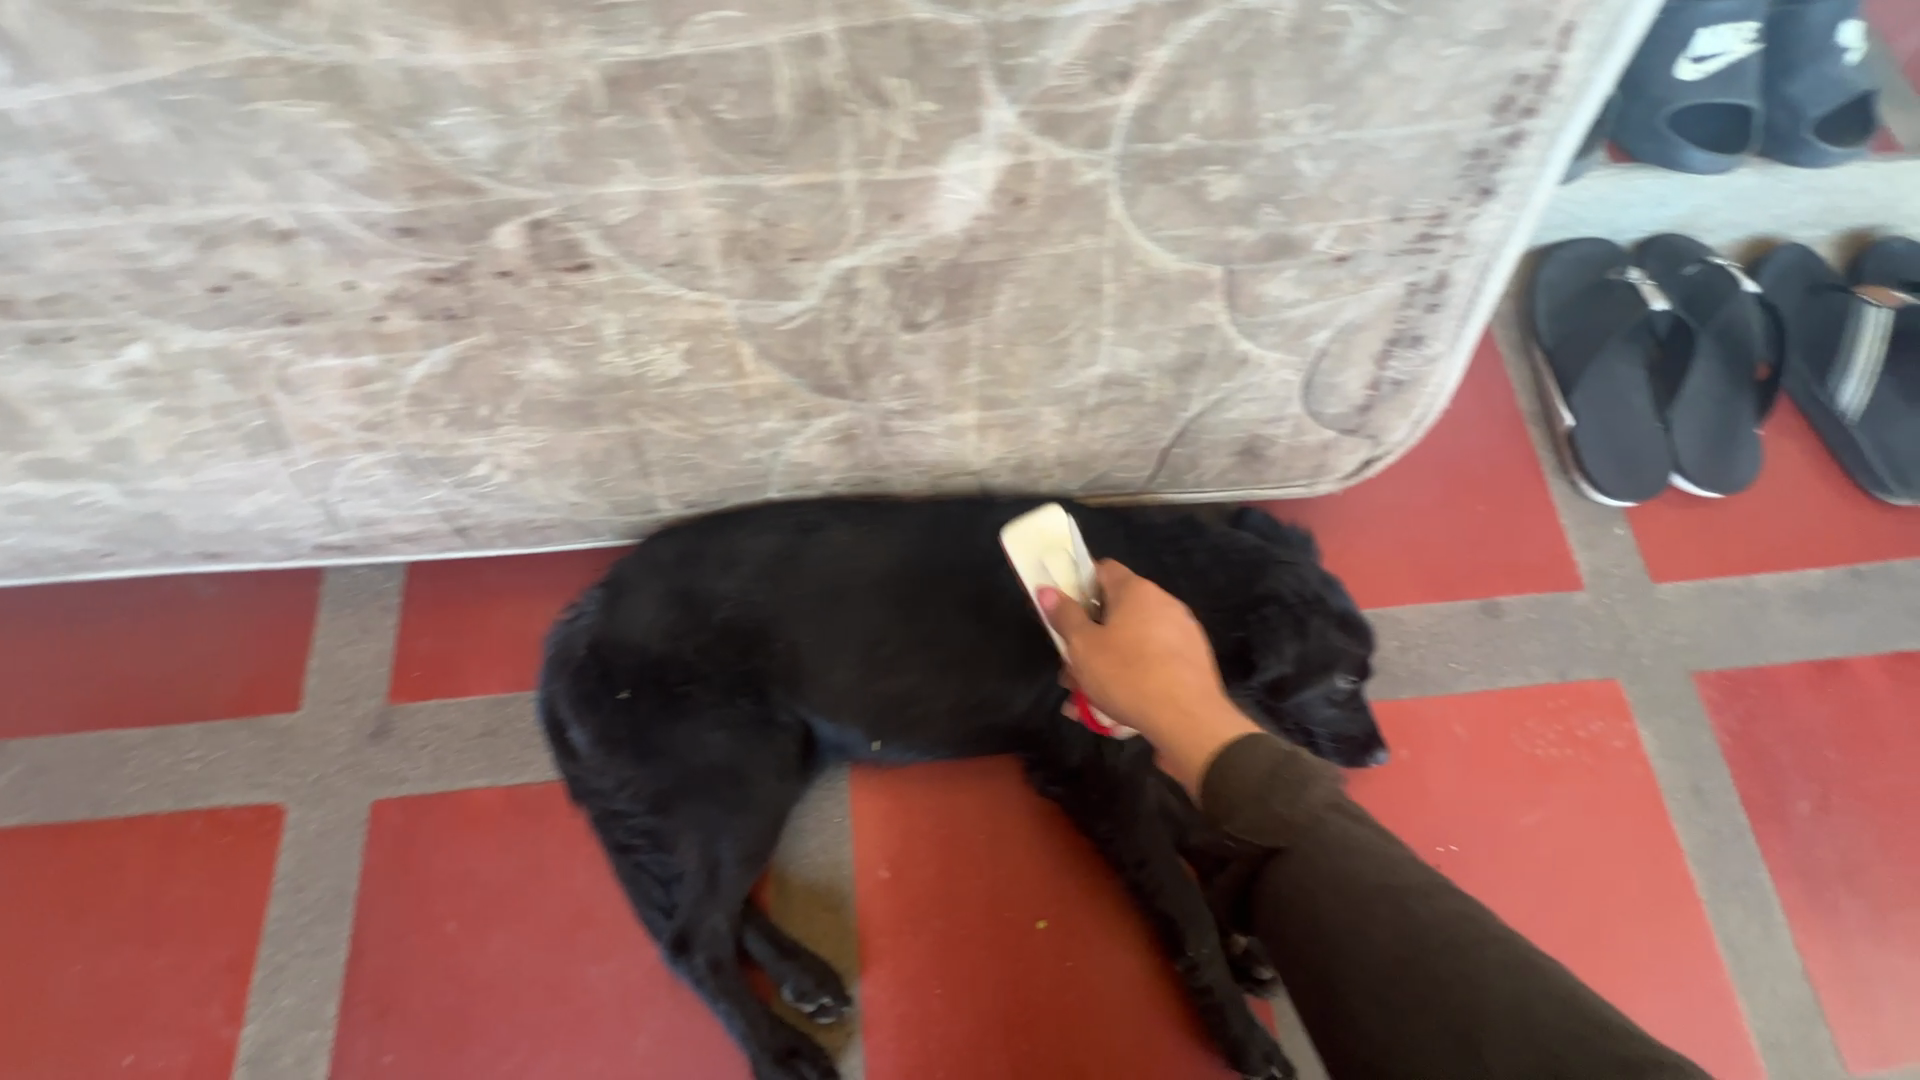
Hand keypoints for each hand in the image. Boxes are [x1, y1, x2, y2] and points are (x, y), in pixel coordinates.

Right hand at [1039, 560, 1259, 794]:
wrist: (1189, 720)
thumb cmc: (1128, 675)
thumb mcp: (1083, 646)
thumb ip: (1064, 616)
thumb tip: (1047, 589)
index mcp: (1136, 590)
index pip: (1103, 570)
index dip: (1079, 585)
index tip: (1064, 611)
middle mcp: (1163, 602)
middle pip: (1116, 610)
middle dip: (1090, 636)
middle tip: (1071, 667)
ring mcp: (1182, 632)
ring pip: (1132, 640)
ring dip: (1107, 661)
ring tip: (1086, 696)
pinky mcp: (1192, 660)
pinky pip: (1152, 660)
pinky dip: (1133, 674)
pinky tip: (1116, 705)